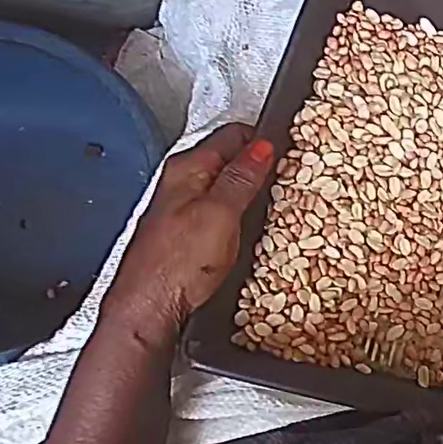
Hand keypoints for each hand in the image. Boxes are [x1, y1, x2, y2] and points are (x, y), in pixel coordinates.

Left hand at [103, 123, 274, 339]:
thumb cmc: (176, 265)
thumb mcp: (220, 214)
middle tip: (291, 177)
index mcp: (188, 169)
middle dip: (262, 165)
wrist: (150, 308)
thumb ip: (242, 178)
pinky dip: (245, 212)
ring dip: (255, 191)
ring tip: (279, 201)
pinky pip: (226, 210)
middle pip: (232, 159)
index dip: (265, 140)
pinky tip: (256, 226)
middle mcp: (185, 183)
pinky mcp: (193, 231)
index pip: (234, 135)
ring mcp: (188, 207)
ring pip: (230, 186)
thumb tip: (263, 147)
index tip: (291, 151)